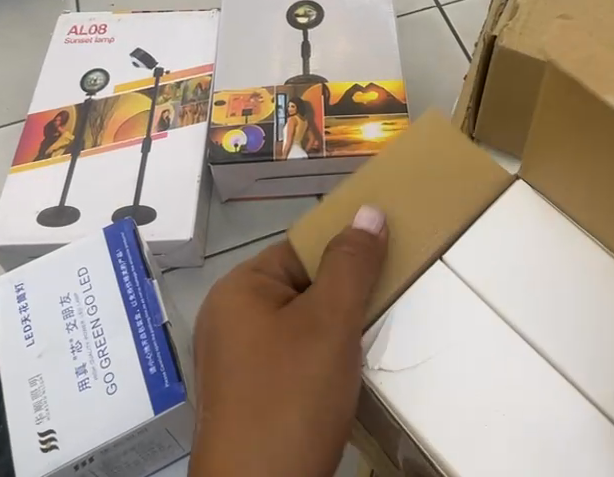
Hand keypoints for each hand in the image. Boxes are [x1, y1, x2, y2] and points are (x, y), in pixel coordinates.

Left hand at [189, 206, 387, 476]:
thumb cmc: (290, 399)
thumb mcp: (330, 324)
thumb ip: (351, 265)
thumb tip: (368, 210)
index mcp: (238, 290)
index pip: (300, 250)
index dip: (343, 256)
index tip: (385, 269)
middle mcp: (228, 321)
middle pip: (300, 289)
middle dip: (341, 302)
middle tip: (379, 315)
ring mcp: (234, 366)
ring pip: (299, 330)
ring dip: (334, 338)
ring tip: (363, 352)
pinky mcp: (246, 403)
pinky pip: (290, 365)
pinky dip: (319, 369)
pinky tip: (341, 387)